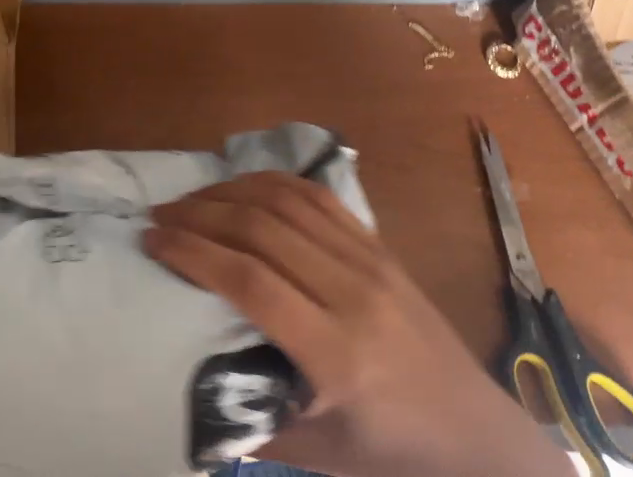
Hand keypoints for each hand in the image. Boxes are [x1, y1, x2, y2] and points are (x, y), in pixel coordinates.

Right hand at [145, 173, 570, 476]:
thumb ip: (245, 412)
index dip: (191, 253)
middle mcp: (354, 295)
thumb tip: (177, 373)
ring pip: (285, 202)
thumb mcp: (312, 452)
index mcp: (337, 353)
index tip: (150, 242)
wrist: (481, 439)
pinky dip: (268, 183)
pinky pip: (317, 198)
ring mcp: (372, 263)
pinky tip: (237, 188)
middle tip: (157, 219)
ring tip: (188, 202)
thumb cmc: (391, 454)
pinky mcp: (381, 248)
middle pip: (260, 229)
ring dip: (227, 193)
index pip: (248, 281)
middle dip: (198, 215)